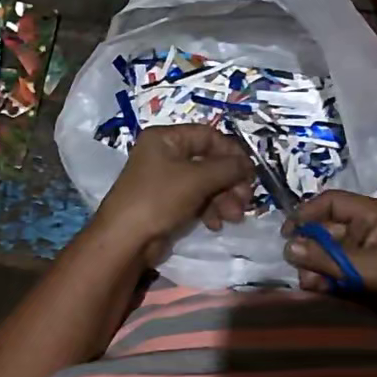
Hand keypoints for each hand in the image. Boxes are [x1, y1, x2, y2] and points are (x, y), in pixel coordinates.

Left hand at [94, 124, 254, 260]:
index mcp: (165, 138)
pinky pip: (197, 199)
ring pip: (206, 183)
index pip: (208, 136)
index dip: (232, 153)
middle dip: (230, 182)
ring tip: (233, 217)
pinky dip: (210, 209)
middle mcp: (165, 154)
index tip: (250, 173)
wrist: (126, 240)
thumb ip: (227, 167)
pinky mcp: (168, 203)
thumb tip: (248, 164)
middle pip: (209, 161)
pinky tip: (215, 224)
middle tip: (244, 200)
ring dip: (224, 199)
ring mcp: (165, 180)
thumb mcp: (196, 179)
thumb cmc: (158, 199)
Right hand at [282, 191, 376, 298]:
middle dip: (309, 246)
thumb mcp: (364, 269)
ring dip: (314, 264)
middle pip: (327, 227)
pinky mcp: (364, 269)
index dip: (307, 214)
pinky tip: (316, 288)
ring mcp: (367, 249)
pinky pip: (336, 265)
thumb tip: (288, 248)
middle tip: (297, 265)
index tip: (288, 234)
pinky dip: (324, 276)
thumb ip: (325, 258)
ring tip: (309, 282)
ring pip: (328, 249)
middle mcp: (369, 227)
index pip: (332, 202)